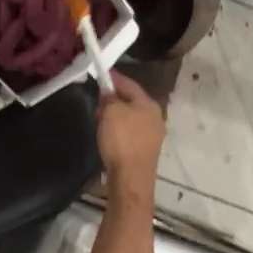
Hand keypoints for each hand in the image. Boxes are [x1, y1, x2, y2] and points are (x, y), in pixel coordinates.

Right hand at [96, 72, 164, 206]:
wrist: (130, 179)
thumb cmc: (122, 141)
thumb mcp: (111, 113)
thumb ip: (109, 98)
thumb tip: (108, 91)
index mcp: (149, 104)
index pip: (130, 84)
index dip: (114, 78)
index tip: (101, 73)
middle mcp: (155, 118)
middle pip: (132, 101)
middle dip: (114, 98)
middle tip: (97, 99)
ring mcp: (152, 136)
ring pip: (131, 118)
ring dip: (116, 116)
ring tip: (99, 118)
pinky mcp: (145, 152)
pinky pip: (130, 133)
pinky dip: (119, 130)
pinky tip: (108, 135)